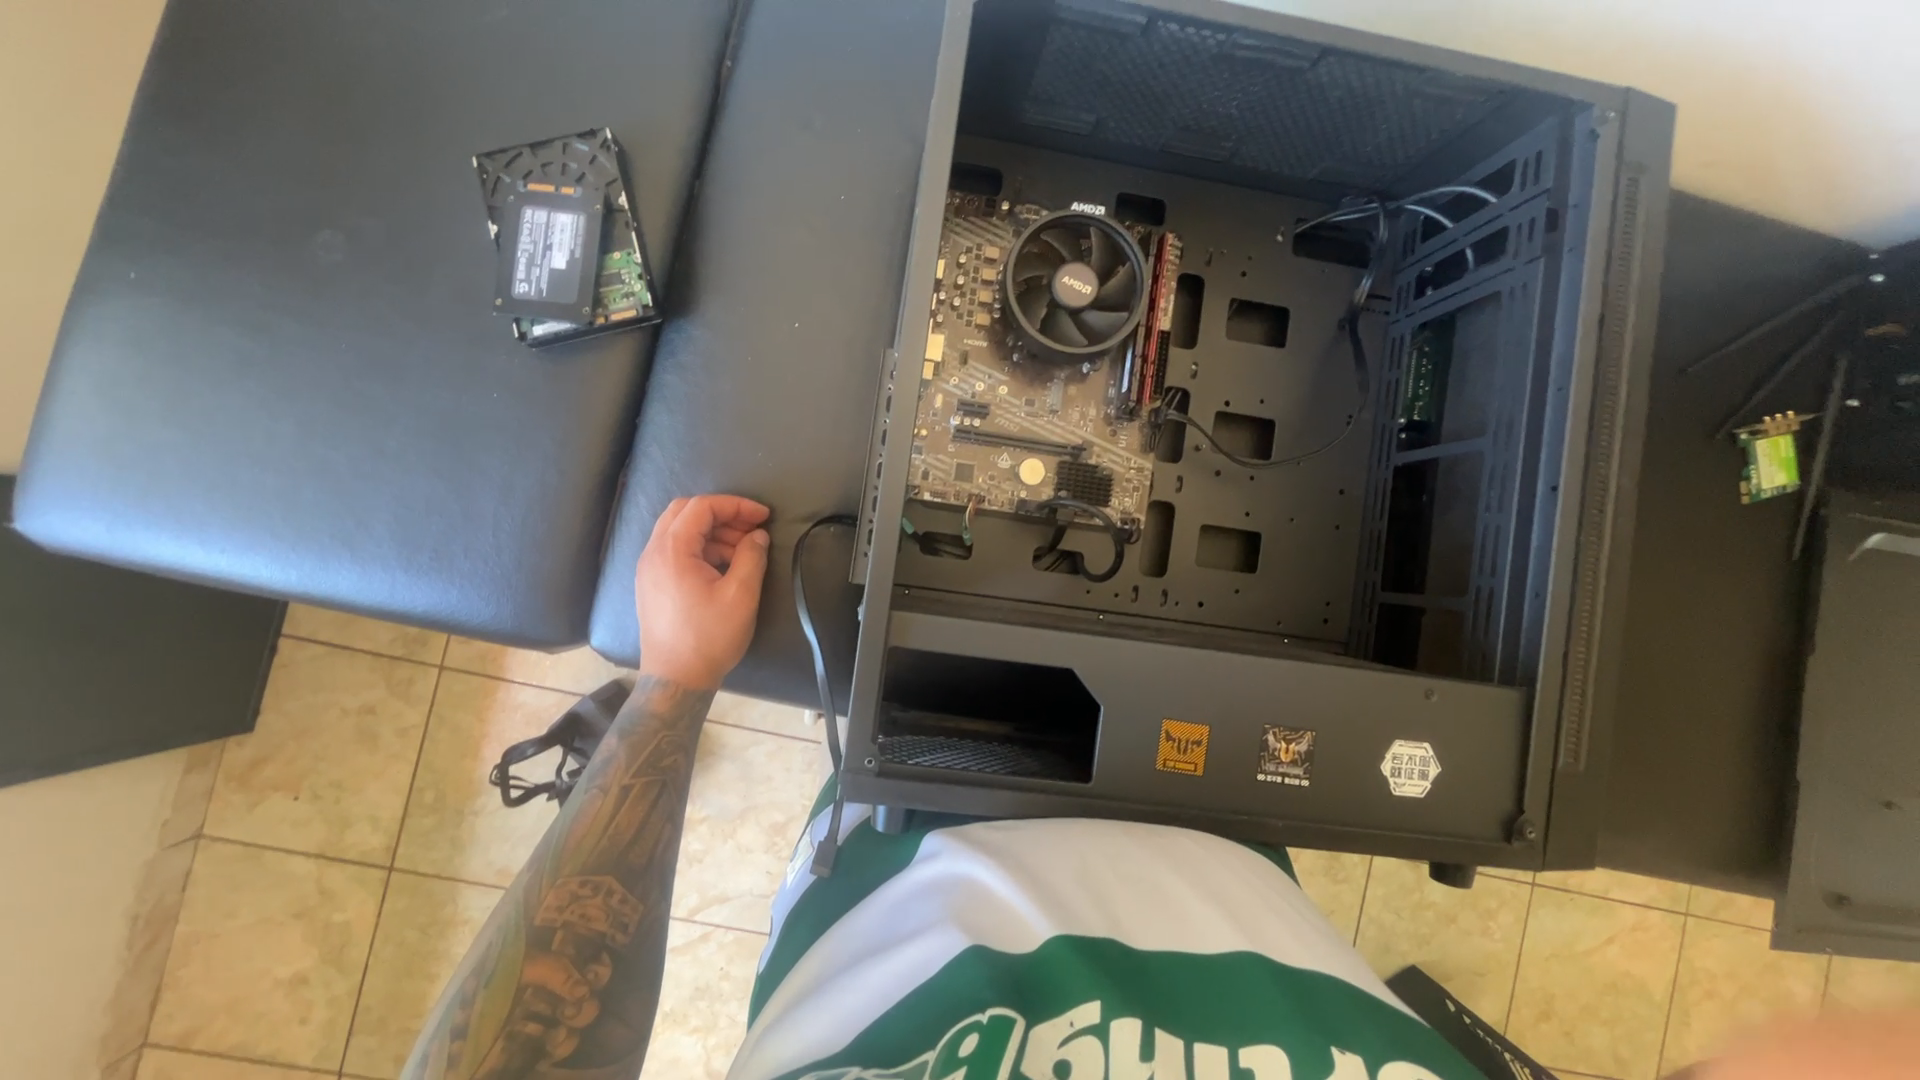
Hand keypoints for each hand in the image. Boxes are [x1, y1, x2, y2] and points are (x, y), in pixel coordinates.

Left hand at [635, 495, 771, 689]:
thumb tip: (758, 536)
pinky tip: (724, 566)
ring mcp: (648, 569)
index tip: (764, 516)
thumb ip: (752, 557)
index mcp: (671, 550)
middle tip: (751, 529)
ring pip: (679, 530)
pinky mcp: (651, 584)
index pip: (702, 507)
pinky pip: (675, 550)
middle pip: (685, 512)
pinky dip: (701, 547)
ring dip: (712, 531)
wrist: (676, 679)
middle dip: (722, 514)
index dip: (736, 505)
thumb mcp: (741, 595)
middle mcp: (653, 553)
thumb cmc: (709, 637)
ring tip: (744, 550)